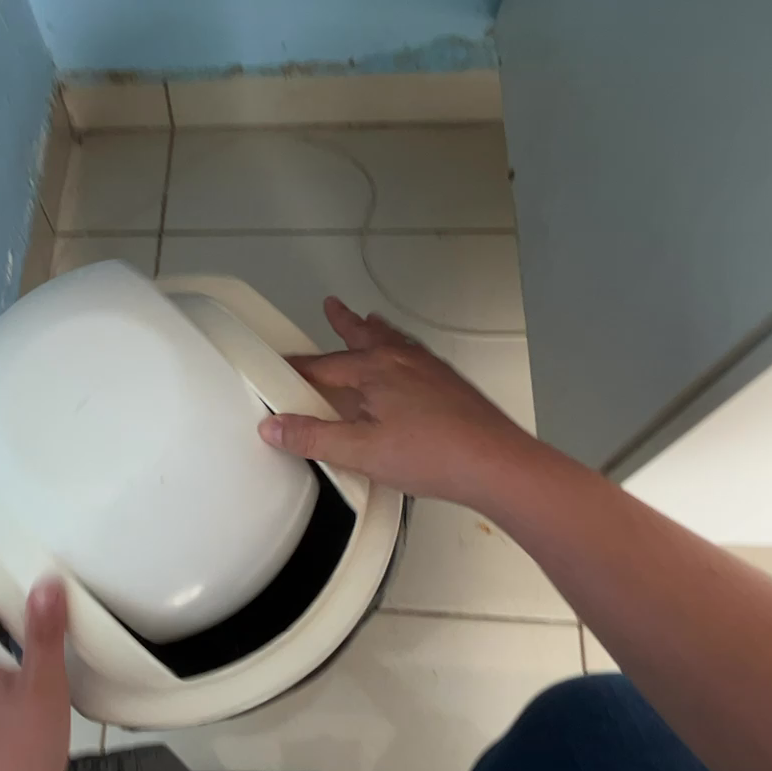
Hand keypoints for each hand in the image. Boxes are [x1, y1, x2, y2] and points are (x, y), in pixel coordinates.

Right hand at [259, 297, 535, 508]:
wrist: (495, 463)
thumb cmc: (435, 455)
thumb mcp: (360, 452)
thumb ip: (314, 437)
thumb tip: (275, 427)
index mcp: (375, 370)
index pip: (322, 366)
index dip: (296, 370)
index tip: (279, 369)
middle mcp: (402, 360)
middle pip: (363, 335)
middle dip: (344, 322)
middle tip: (332, 307)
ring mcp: (429, 369)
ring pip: (393, 341)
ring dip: (375, 330)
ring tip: (369, 322)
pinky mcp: (449, 384)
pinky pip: (416, 355)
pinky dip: (402, 349)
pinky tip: (407, 364)